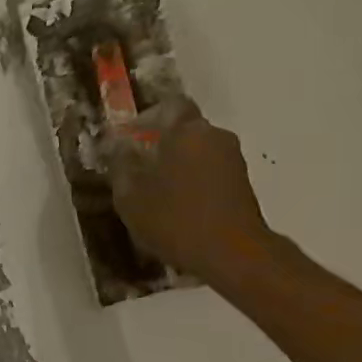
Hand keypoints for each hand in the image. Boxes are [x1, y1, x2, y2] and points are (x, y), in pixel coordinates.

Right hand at [104, 99, 278, 277]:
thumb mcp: (130, 195)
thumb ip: (120, 165)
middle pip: (184, 130)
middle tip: (137, 168)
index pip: (169, 106)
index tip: (129, 139)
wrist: (233, 256)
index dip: (147, 119)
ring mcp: (234, 161)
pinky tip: (177, 208)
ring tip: (155, 193)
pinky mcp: (243, 186)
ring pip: (198, 152)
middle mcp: (215, 137)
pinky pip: (210, 173)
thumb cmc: (176, 218)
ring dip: (178, 165)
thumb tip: (118, 148)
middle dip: (160, 144)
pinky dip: (193, 182)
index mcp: (187, 130)